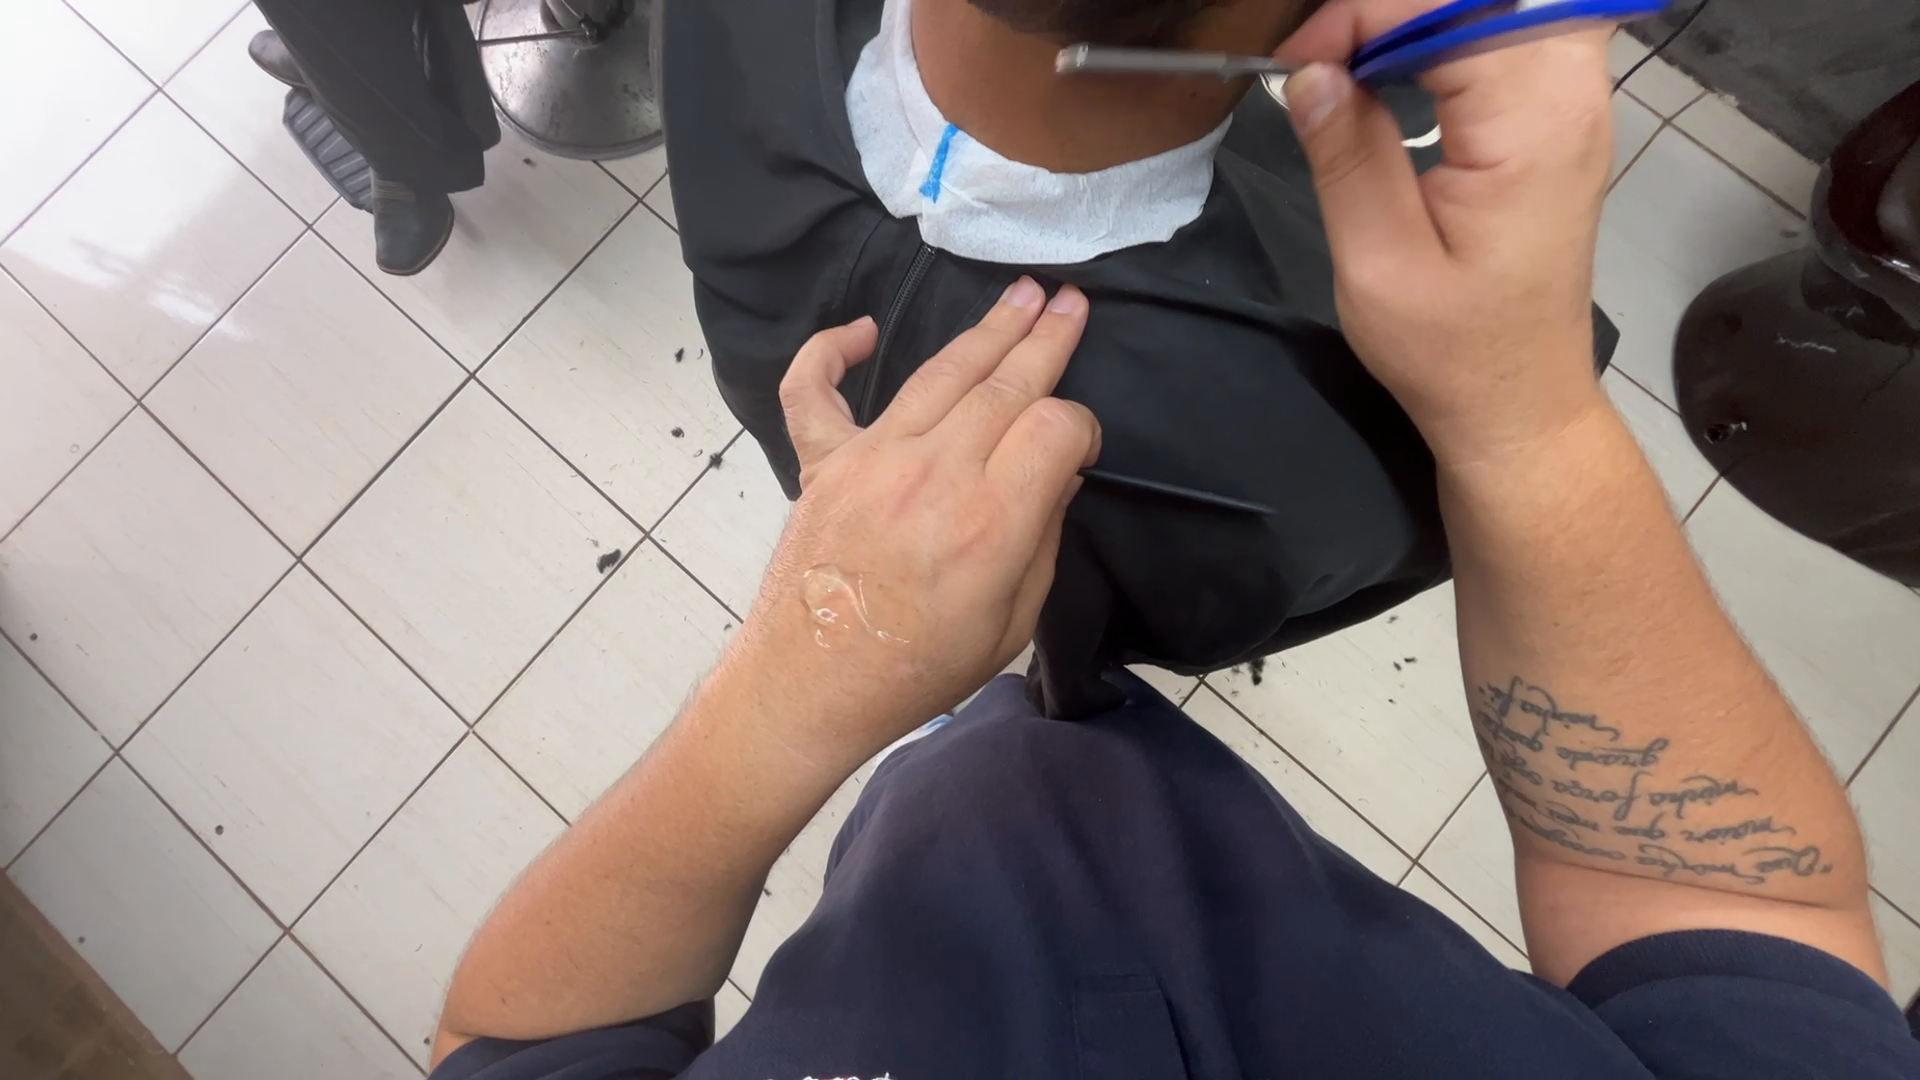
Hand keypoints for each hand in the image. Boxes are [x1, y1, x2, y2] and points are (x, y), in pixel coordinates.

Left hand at [720, 278, 1100, 767]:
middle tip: (1070, 300)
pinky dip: (828, 353)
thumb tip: (1058, 475)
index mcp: (991, 522)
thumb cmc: (917, 670)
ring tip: (1020, 295)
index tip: (1082, 443)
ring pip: (938, 373)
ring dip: (986, 330)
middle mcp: (934, 475)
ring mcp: (871, 460)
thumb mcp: (1009, 626)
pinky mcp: (823, 463)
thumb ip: (1042, 542)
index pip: (1055, 427)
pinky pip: (814, 392)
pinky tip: (859, 330)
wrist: (811, 687)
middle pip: (1005, 384)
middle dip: (1046, 339)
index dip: (1081, 425)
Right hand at [1277, 2, 1614, 464]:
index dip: (1358, 19)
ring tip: (1344, 69)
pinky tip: (1393, 78)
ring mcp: (1575, 98)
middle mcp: (1573, 88)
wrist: (1511, 393)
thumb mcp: (1376, 261)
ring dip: (1411, 25)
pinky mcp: (1558, 116)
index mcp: (1530, 124)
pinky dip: (1439, 42)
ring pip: (1494, 9)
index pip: (1446, 12)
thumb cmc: (1444, 346)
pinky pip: (1504, 37)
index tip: (1292, 69)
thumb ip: (1346, 159)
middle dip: (1384, 14)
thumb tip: (1310, 77)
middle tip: (1316, 67)